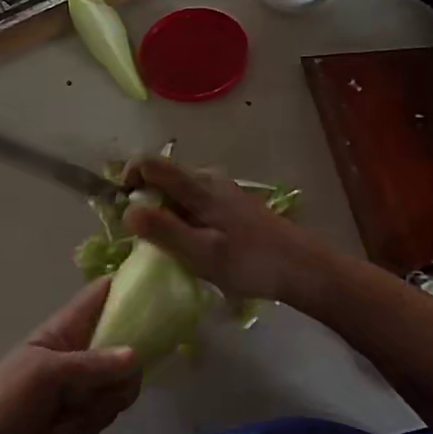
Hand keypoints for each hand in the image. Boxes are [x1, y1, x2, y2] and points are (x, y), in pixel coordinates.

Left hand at [0, 278, 141, 433]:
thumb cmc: (11, 394)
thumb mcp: (46, 374)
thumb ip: (90, 365)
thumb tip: (135, 355)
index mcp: (65, 329)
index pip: (97, 297)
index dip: (122, 287)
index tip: (153, 292)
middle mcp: (80, 349)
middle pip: (125, 351)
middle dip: (117, 379)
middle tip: (99, 391)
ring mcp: (84, 379)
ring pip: (121, 386)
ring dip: (99, 406)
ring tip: (70, 411)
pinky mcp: (86, 406)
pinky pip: (109, 411)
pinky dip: (90, 423)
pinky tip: (66, 426)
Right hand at [123, 157, 336, 304]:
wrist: (307, 271)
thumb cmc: (252, 263)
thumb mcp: (201, 253)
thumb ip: (162, 229)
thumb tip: (126, 210)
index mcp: (196, 185)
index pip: (148, 162)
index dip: (127, 178)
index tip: (126, 209)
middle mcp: (206, 178)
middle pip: (159, 177)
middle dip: (145, 202)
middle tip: (151, 239)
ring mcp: (219, 189)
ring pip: (174, 191)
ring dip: (164, 213)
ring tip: (174, 246)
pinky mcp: (228, 202)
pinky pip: (190, 201)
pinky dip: (181, 218)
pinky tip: (195, 244)